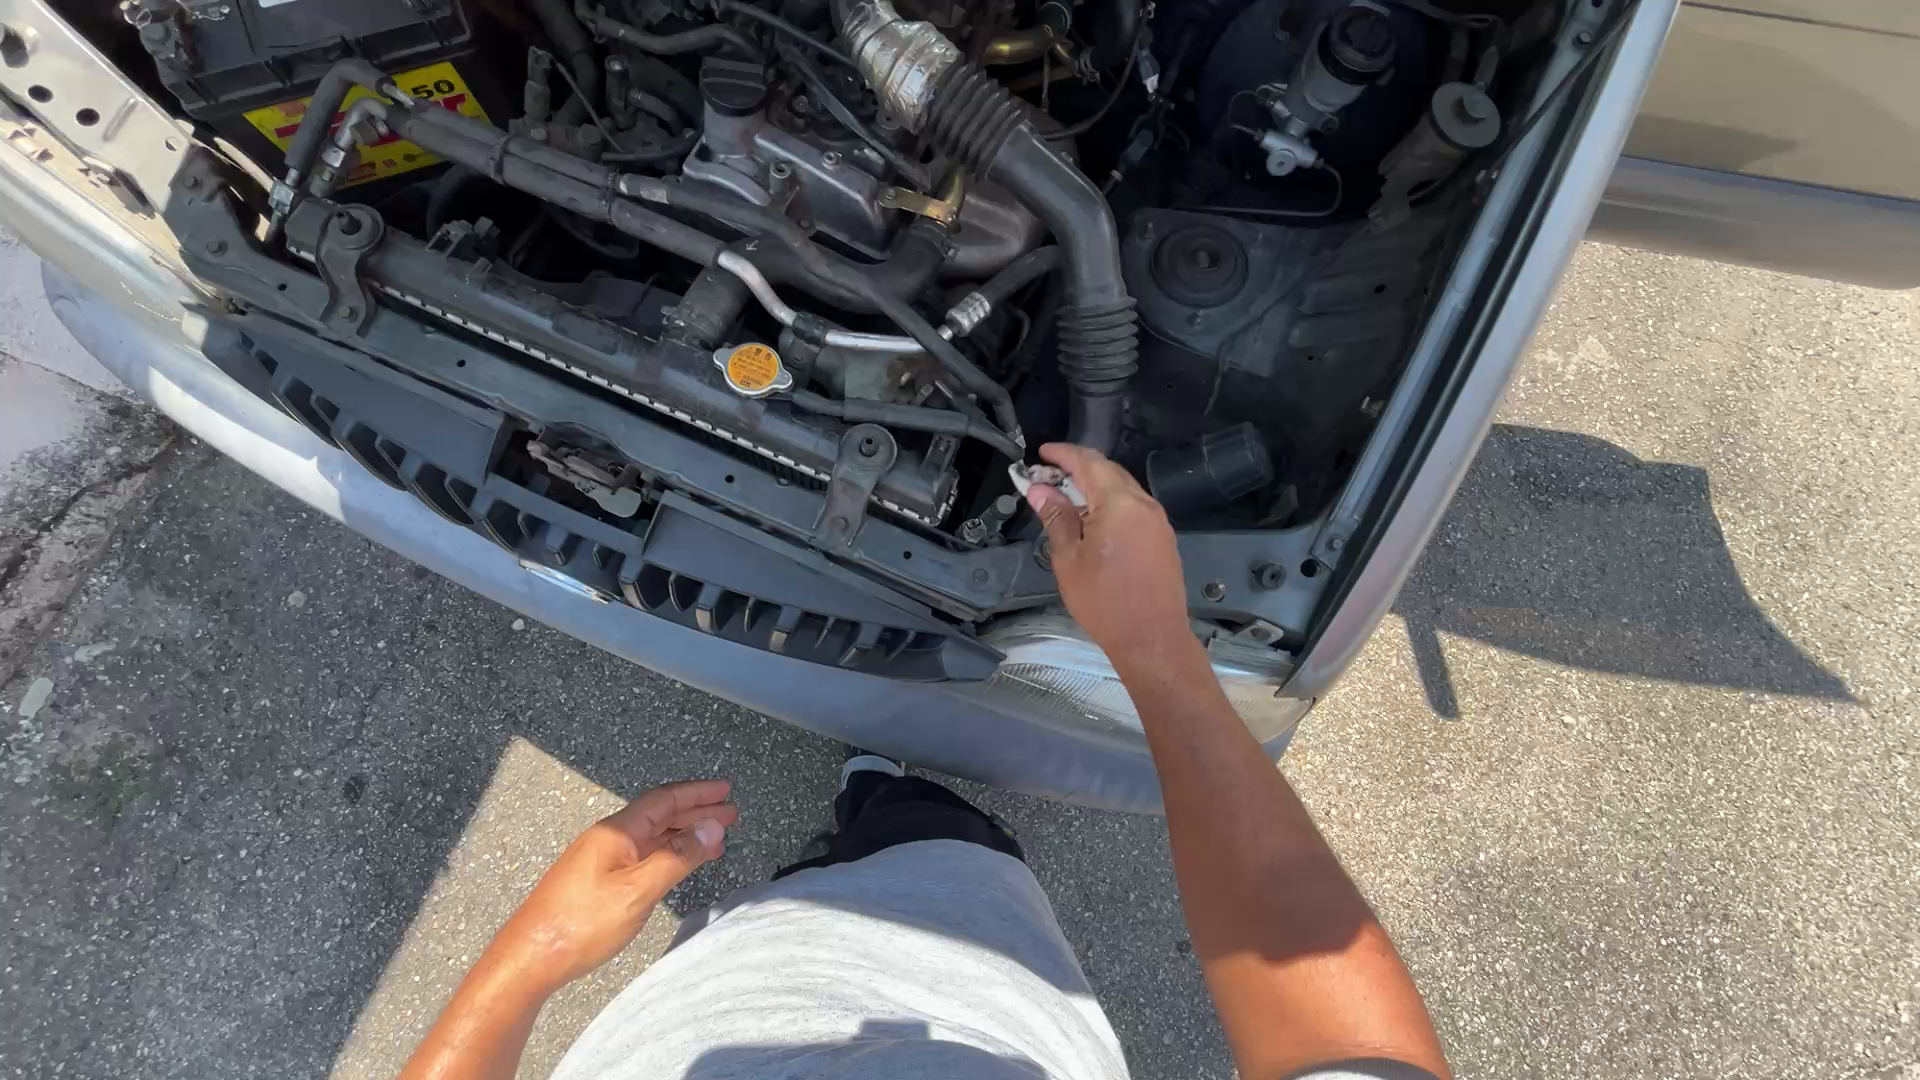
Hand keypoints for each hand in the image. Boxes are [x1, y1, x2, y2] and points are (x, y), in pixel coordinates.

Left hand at [485, 779, 737, 995]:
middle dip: (696, 812)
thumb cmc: (580, 925)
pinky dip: (667, 852)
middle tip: (729, 814)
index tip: (726, 791)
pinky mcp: (595, 880)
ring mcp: (600, 859)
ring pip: (651, 836)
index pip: (665, 799)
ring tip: (713, 841)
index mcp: (617, 831)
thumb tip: (712, 827)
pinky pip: (641, 854)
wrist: (526, 962)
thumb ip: (679, 857)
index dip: (698, 793)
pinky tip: (677, 864)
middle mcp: (608, 838)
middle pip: (660, 814)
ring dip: (684, 834)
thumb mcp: (638, 890)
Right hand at [1023, 443, 1192, 668]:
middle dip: (1077, 468)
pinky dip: (1110, 503)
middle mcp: (1144, 504)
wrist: (1152, 639)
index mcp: (1119, 504)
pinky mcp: (1163, 538)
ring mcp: (1158, 521)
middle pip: (1108, 471)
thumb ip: (1056, 518)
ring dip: (1094, 486)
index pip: (1089, 462)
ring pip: (1123, 489)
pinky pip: (1134, 507)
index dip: (1063, 454)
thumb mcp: (1069, 559)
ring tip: (1065, 497)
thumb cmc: (1105, 603)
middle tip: (1048, 477)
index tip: (1042, 453)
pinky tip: (1092, 519)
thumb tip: (1040, 490)